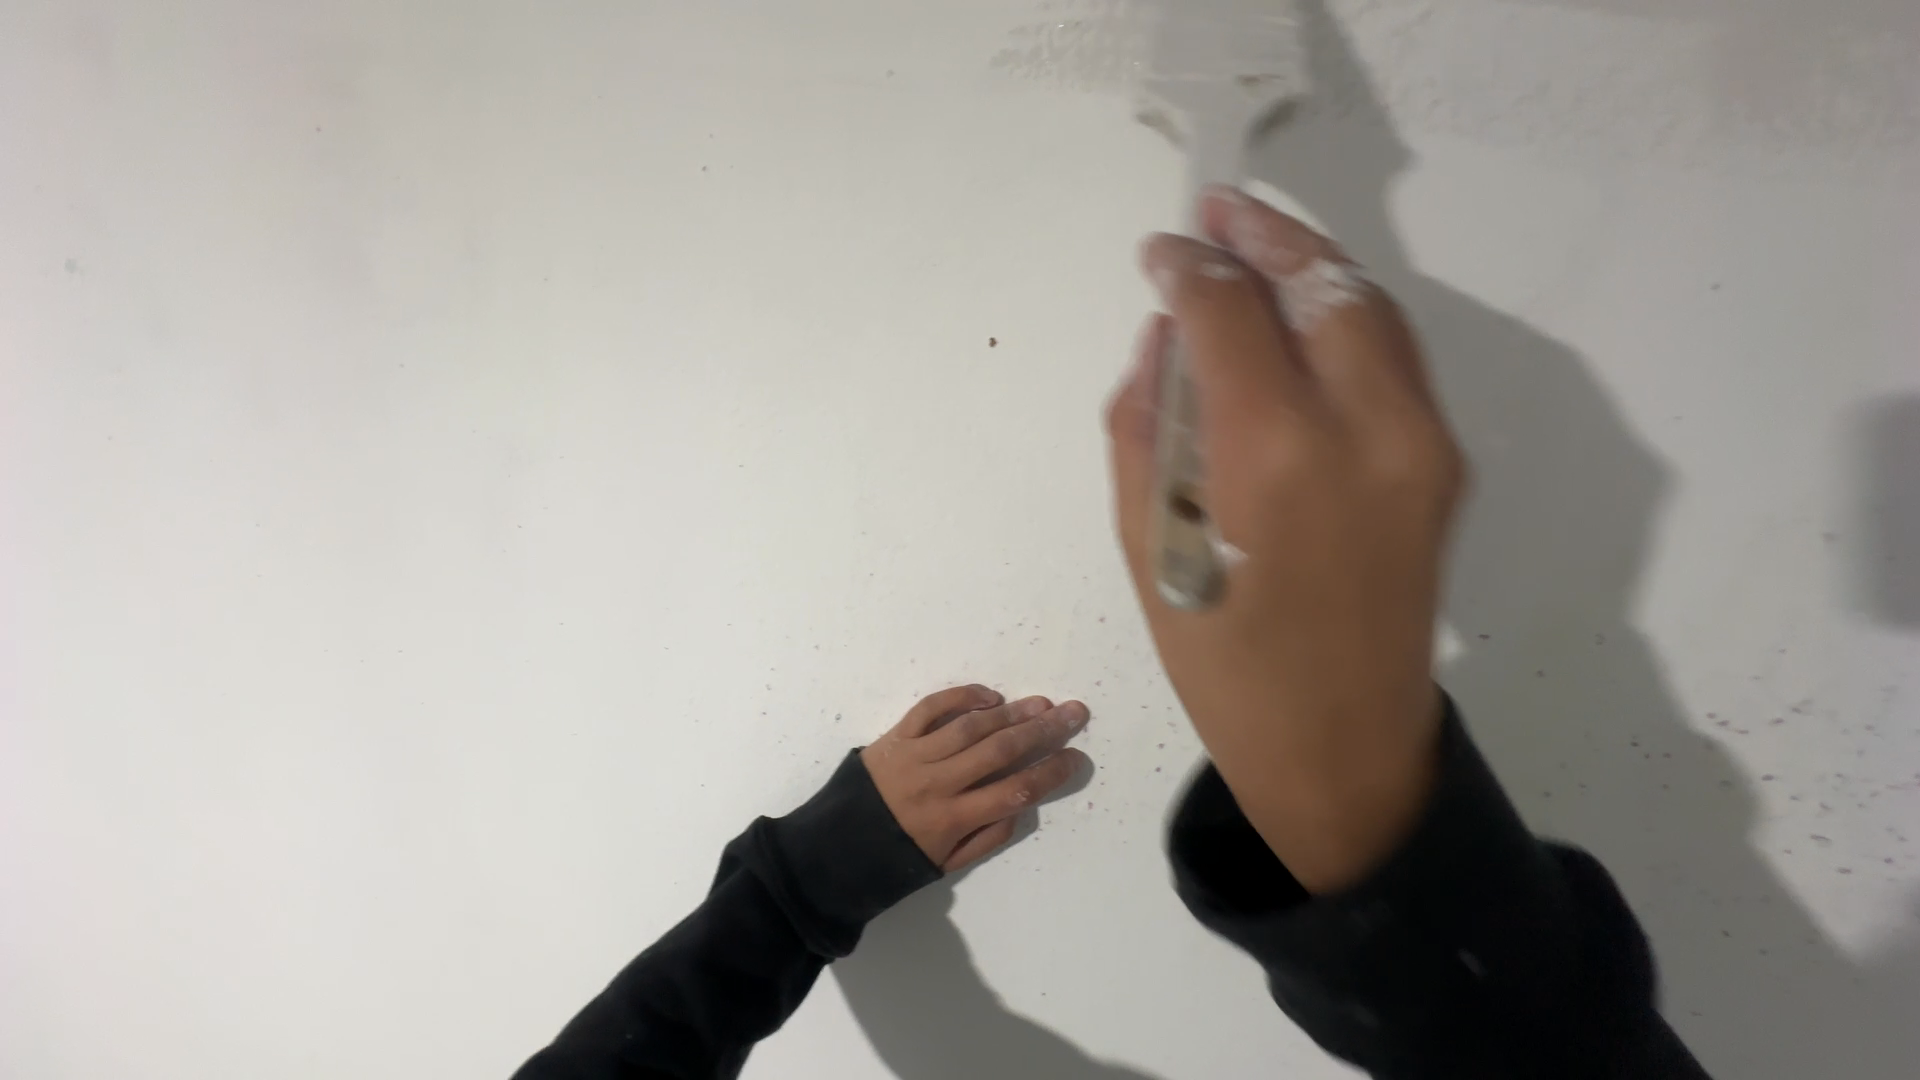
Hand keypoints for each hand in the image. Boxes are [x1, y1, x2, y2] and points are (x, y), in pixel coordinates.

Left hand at [861, 685, 1090, 872]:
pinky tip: (989, 695)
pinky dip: (961, 697)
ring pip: (971, 726)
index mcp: (952, 820)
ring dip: (1010, 712)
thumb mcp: (944, 867)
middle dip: (1042, 731)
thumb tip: (1022, 805)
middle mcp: (938, 783)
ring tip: (1041, 703)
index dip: (1050, 773)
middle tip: (1074, 713)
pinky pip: (931, 708)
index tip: (1077, 758)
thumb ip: (986, 837)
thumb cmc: (894, 861)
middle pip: (999, 751)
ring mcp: (915, 755)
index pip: (1014, 791)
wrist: (830, 850)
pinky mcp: (896, 736)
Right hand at [1107, 188, 1465, 892]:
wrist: (1341, 746)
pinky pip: (1392, 359)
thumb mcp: (1147, 548)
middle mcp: (1366, 430)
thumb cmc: (1219, 662)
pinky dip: (1343, 318)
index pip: (1230, 316)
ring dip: (1309, 267)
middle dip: (1261, 236)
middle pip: (1321, 286)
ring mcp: (1423, 445)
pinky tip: (1298, 319)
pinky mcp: (1444, 466)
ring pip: (1372, 312)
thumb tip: (1161, 342)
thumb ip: (1145, 428)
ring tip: (1252, 246)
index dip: (1188, 271)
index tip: (1159, 254)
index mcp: (1271, 457)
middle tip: (1213, 214)